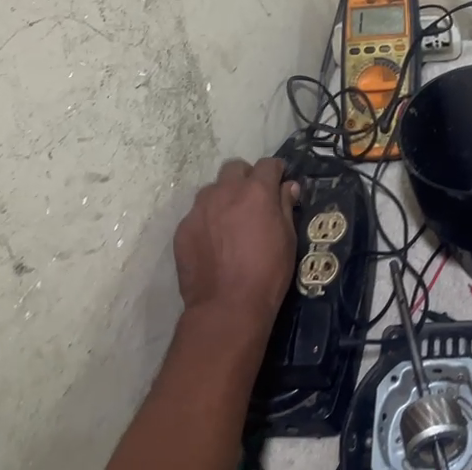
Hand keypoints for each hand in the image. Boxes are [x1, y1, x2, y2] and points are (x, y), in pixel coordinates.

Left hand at [174, 158, 299, 322]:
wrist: (227, 308)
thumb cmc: (267, 273)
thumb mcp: (288, 239)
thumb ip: (285, 206)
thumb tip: (288, 186)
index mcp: (256, 191)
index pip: (268, 164)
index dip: (276, 172)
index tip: (279, 184)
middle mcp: (226, 192)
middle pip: (235, 168)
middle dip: (245, 178)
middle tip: (252, 201)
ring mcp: (200, 209)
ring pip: (212, 189)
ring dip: (223, 197)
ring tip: (229, 222)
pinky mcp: (183, 228)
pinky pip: (197, 214)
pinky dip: (207, 220)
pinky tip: (213, 243)